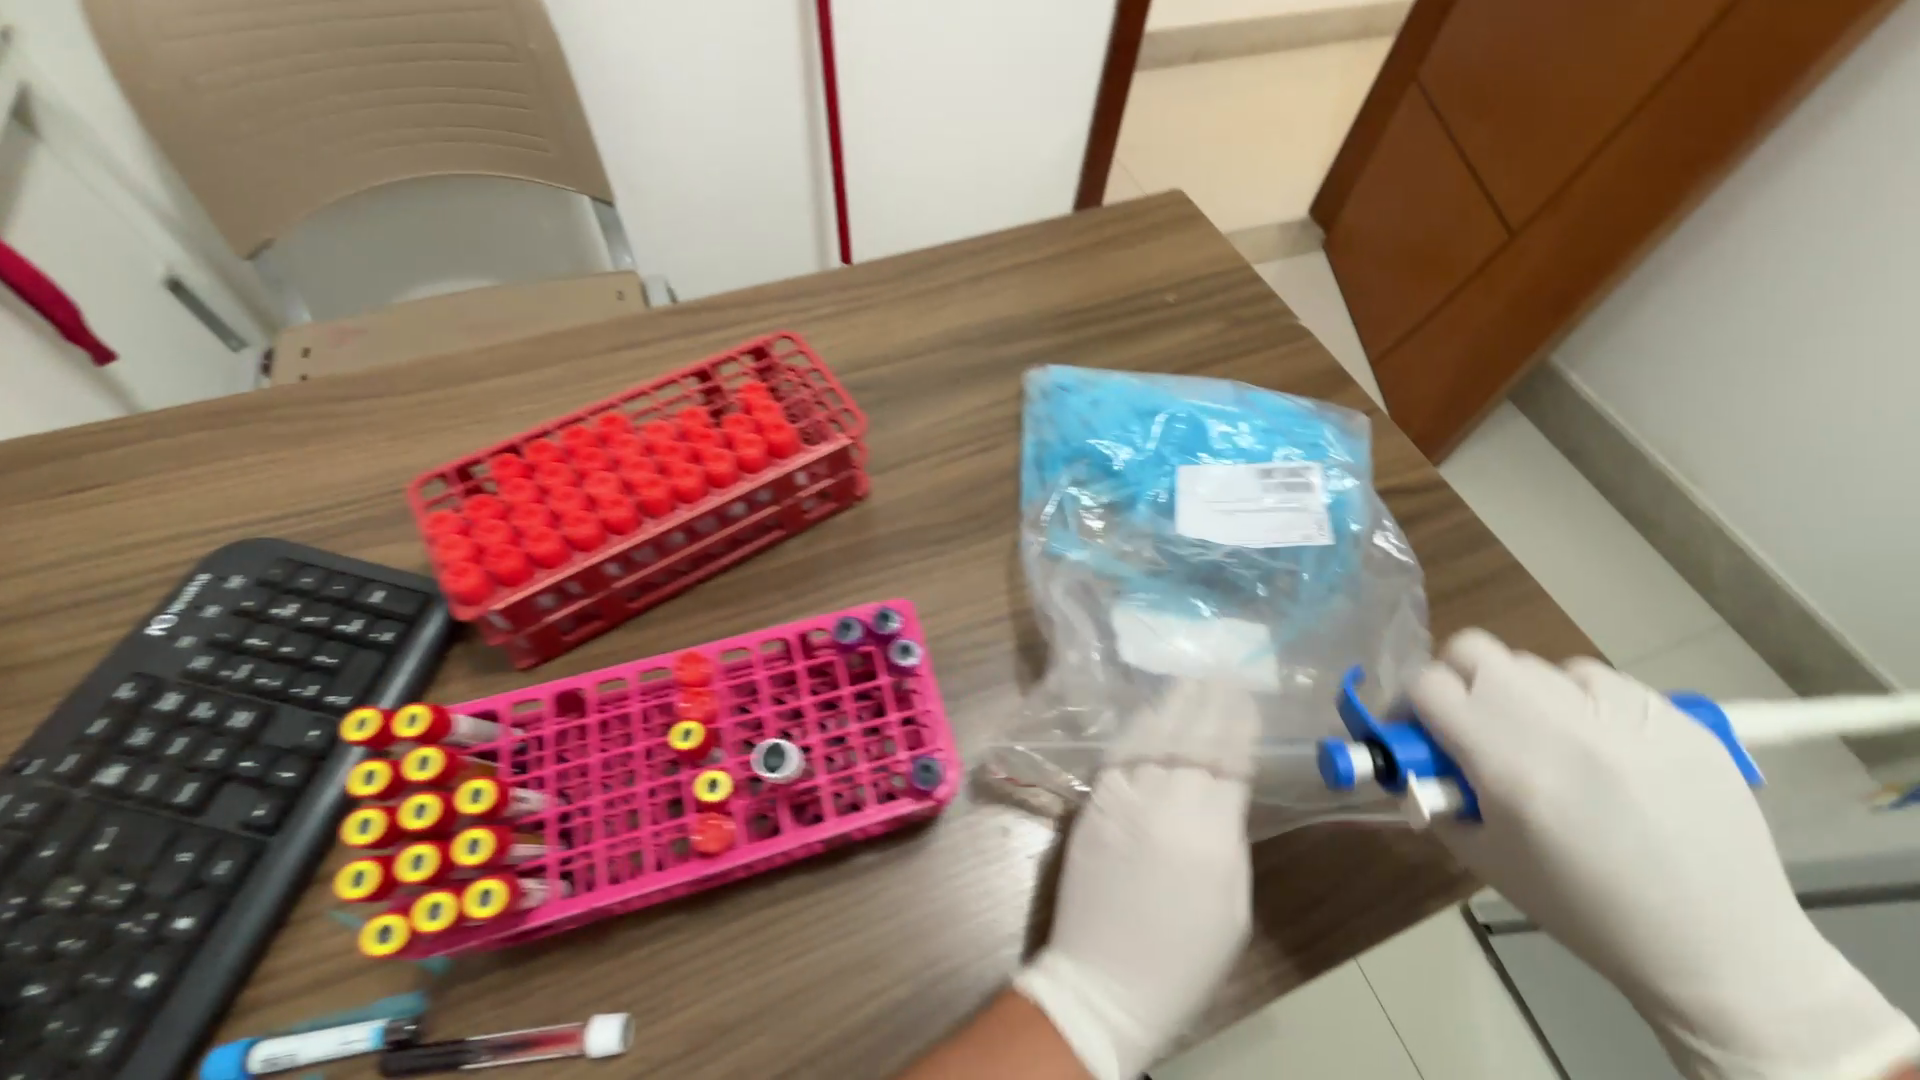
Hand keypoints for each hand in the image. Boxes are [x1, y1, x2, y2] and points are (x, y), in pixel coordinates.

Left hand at [1013, 680, 1257, 1079]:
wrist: (1105, 980)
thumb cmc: (1184, 957)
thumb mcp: (1233, 904)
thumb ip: (1229, 839)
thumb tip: (1226, 793)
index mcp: (1212, 835)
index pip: (1230, 763)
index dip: (1240, 728)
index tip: (1247, 698)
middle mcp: (1166, 806)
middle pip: (1192, 741)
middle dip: (1210, 704)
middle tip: (1222, 674)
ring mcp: (1123, 802)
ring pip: (1152, 741)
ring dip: (1173, 707)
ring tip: (1189, 682)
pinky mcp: (1092, 807)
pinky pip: (1117, 758)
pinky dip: (1135, 732)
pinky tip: (1147, 716)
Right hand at [1412, 629, 1918, 1079]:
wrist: (1717, 945)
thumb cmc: (1582, 909)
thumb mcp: (1484, 857)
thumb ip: (1436, 795)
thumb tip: (1411, 757)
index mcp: (1507, 764)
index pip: (1427, 685)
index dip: (1410, 704)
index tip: (1418, 731)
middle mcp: (1562, 724)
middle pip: (1476, 651)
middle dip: (1457, 680)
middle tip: (1469, 723)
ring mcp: (1625, 714)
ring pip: (1538, 665)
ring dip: (1522, 694)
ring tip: (1544, 744)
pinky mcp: (1674, 715)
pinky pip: (1600, 680)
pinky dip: (1581, 702)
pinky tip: (1599, 749)